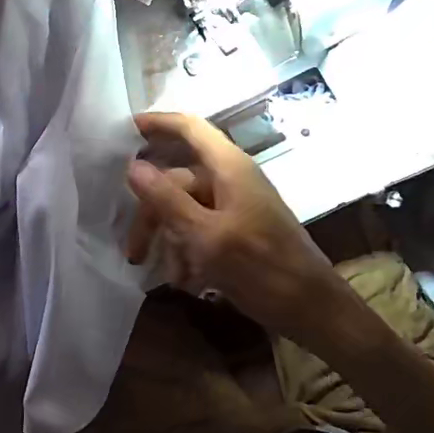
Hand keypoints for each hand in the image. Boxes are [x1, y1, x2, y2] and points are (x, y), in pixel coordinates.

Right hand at [124, 111, 361, 350]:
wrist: (311, 309)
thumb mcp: (206, 236)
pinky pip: (200, 230)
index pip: (190, 128)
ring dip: (170, 240)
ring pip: (185, 209)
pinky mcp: (238, 231)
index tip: (123, 129)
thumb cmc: (262, 267)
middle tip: (133, 249)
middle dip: (152, 213)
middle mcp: (231, 179)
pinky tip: (187, 282)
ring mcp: (235, 206)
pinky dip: (188, 252)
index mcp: (229, 167)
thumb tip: (132, 167)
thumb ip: (167, 200)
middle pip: (177, 179)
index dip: (157, 123)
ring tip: (166, 275)